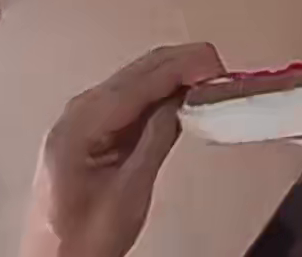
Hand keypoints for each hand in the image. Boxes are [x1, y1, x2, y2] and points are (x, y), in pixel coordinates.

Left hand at [20, 44, 224, 256]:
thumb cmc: (80, 245)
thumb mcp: (127, 198)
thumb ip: (156, 141)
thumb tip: (185, 99)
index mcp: (81, 123)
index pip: (142, 80)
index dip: (183, 66)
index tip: (215, 66)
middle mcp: (81, 108)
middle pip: (141, 69)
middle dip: (184, 62)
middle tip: (221, 71)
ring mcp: (86, 113)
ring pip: (140, 75)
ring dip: (177, 72)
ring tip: (211, 80)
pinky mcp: (96, 123)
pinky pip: (136, 93)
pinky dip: (165, 87)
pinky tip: (186, 92)